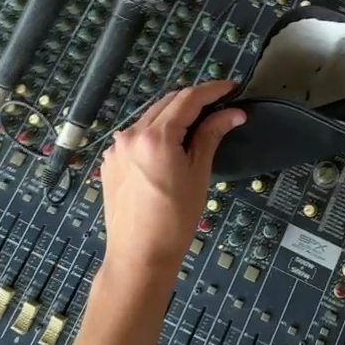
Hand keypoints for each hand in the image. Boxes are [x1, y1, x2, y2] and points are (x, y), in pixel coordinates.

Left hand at [98, 81, 243, 295]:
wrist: (139, 257)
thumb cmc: (175, 219)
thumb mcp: (199, 174)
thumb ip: (211, 135)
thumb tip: (234, 113)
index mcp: (155, 136)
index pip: (188, 99)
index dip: (212, 90)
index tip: (232, 87)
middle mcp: (131, 134)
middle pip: (168, 103)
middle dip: (194, 100)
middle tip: (220, 105)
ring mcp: (117, 147)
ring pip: (151, 117)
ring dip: (174, 115)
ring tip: (199, 124)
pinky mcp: (111, 161)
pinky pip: (137, 135)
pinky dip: (156, 132)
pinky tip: (171, 146)